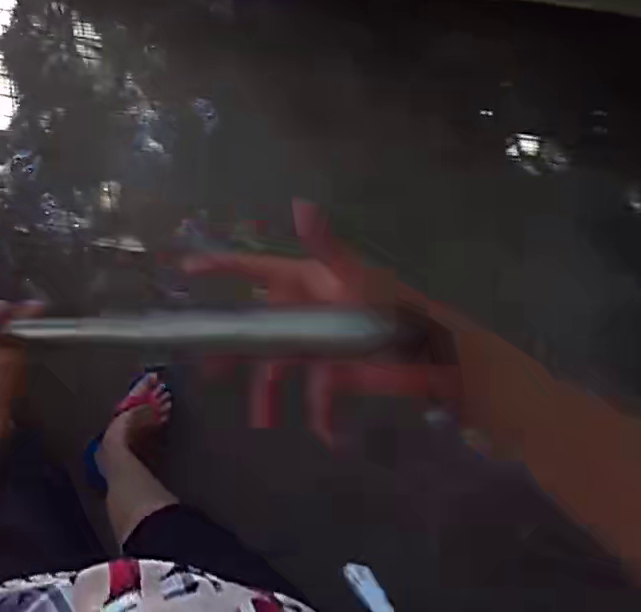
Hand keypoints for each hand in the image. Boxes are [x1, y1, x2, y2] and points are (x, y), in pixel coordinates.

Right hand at [184, 199, 548, 450]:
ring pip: (282, 364)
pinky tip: (329, 437)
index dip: (220, 266)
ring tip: (264, 422)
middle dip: (235, 349)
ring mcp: (322, 341)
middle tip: (208, 370)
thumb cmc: (403, 313)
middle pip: (259, 325)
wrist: (454, 365)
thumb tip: (300, 203)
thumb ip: (327, 247)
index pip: (254, 268)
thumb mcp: (362, 280)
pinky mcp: (341, 371)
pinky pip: (317, 393)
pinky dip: (320, 415)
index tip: (186, 269)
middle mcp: (308, 308)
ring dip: (272, 393)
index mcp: (308, 280)